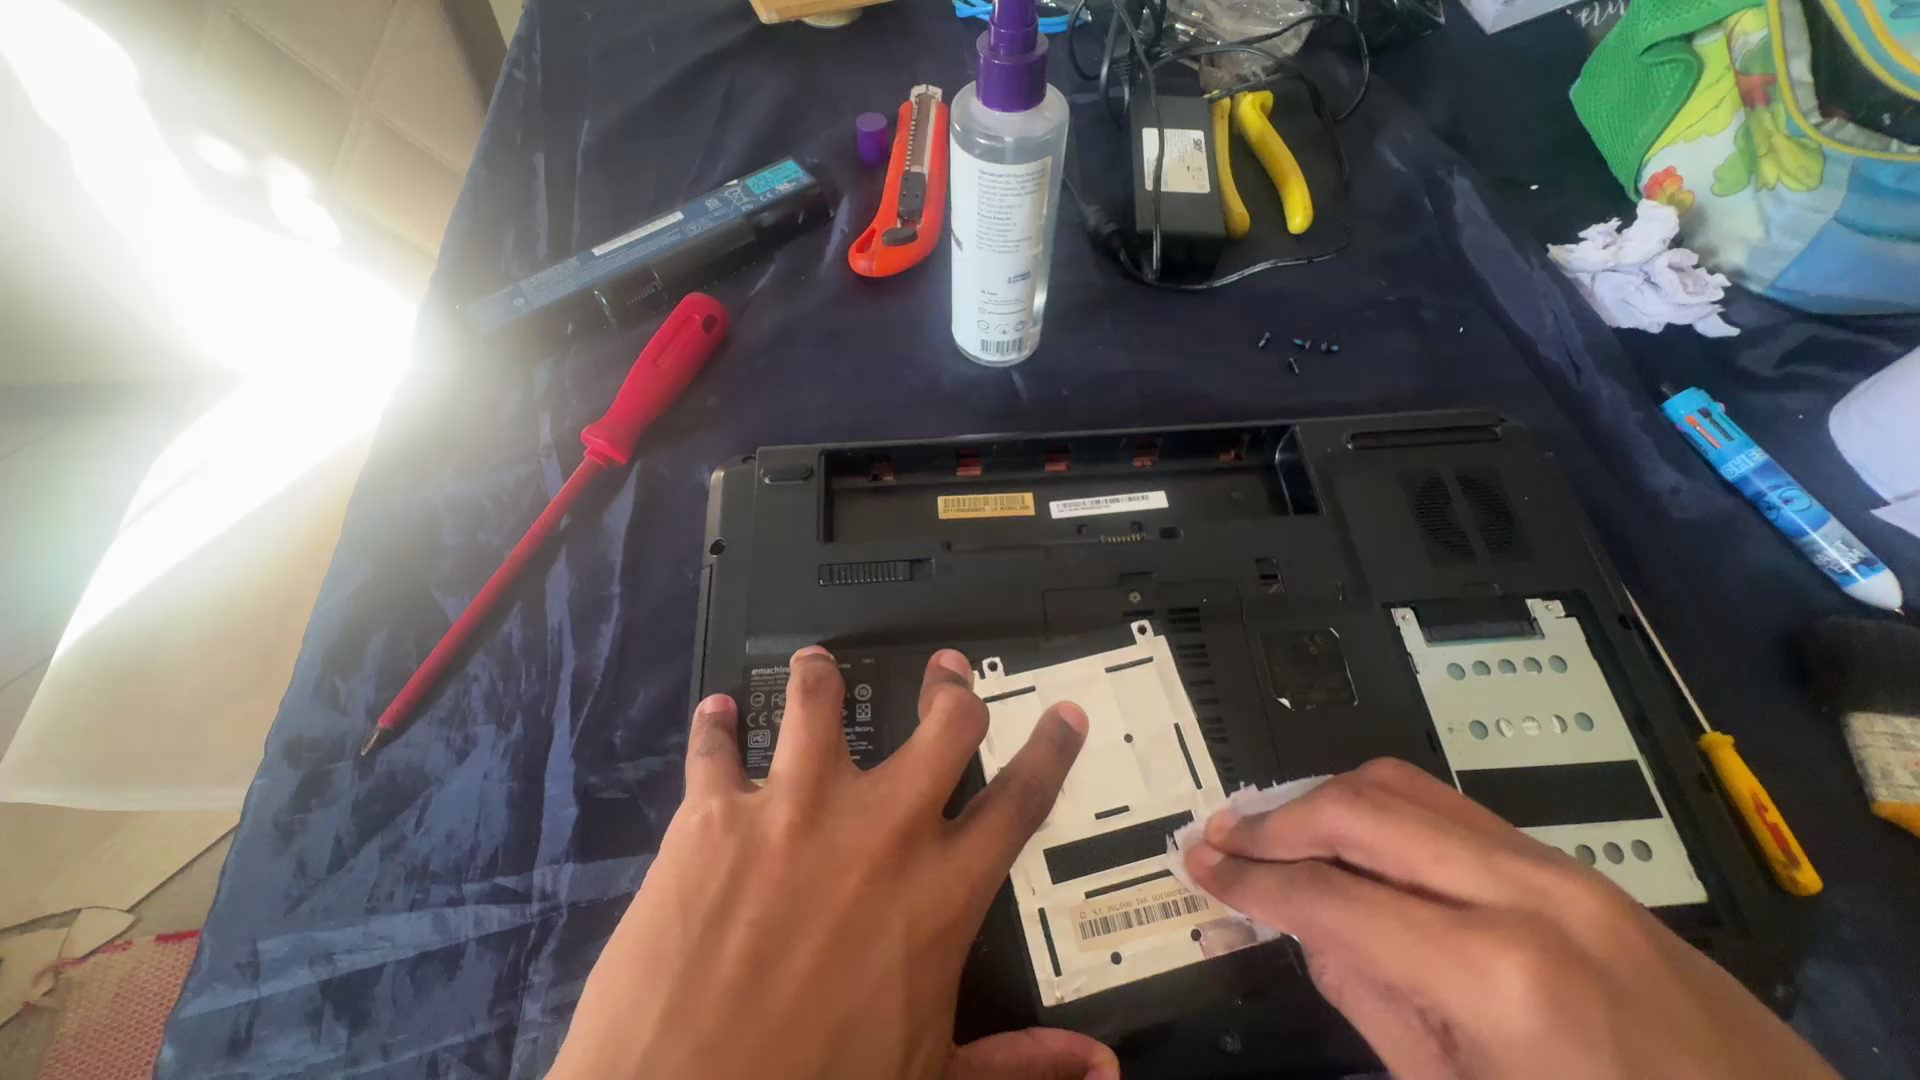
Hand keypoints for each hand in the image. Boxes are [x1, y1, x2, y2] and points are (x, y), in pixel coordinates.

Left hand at [550, 646, 1118, 1079]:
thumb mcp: (932, 1075)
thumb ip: (1019, 1058)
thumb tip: (1101, 1067)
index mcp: (940, 890)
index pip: (1019, 801)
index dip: (1051, 750)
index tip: (1063, 713)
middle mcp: (877, 830)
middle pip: (941, 725)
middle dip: (950, 689)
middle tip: (946, 670)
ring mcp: (794, 810)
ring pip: (818, 703)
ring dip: (821, 677)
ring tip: (816, 664)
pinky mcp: (714, 816)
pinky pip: (713, 747)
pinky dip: (713, 724)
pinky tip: (715, 711)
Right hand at [1182, 758, 1838, 1079]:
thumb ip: (1371, 1003)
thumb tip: (1305, 926)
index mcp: (1496, 973)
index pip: (1331, 894)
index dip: (1249, 878)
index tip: (1199, 865)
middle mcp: (1525, 891)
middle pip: (1362, 808)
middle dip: (1275, 817)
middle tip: (1220, 837)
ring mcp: (1558, 866)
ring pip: (1404, 786)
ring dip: (1321, 799)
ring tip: (1269, 827)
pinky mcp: (1575, 862)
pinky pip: (1450, 808)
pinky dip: (1378, 809)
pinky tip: (1348, 837)